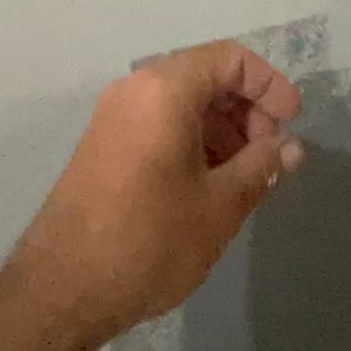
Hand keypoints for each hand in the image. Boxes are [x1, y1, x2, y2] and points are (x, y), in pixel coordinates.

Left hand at [12, 40, 304, 334]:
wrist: (58, 292)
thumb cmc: (148, 238)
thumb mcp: (220, 205)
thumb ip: (262, 166)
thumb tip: (291, 147)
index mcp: (165, 88)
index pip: (231, 58)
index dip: (270, 84)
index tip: (291, 122)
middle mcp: (136, 88)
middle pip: (207, 75)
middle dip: (247, 109)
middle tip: (268, 153)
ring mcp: (114, 115)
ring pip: (183, 100)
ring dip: (222, 127)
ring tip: (244, 173)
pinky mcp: (103, 143)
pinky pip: (159, 120)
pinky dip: (193, 137)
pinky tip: (209, 181)